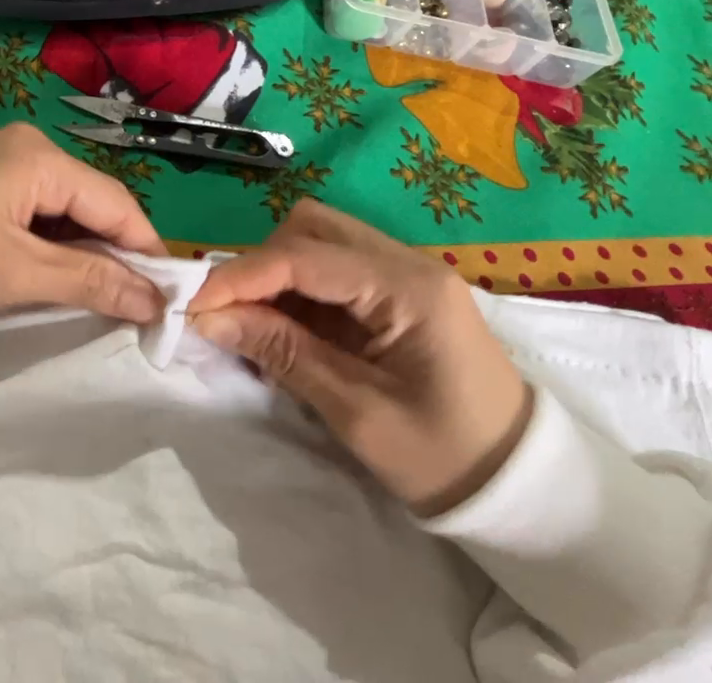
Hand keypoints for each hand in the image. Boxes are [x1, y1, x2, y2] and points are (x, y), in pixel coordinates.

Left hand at [0, 124, 166, 328]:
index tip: (167, 301)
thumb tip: (154, 299)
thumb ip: (90, 281)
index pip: (115, 204)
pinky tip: (54, 276)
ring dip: (80, 251)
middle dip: (112, 253)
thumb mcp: (17, 276)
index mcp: (39, 157)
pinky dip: (48, 243)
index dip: (145, 252)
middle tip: (131, 307)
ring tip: (95, 299)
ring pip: (62, 208)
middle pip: (90, 202)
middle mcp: (24, 147)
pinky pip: (32, 210)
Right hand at [187, 200, 530, 516]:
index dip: (239, 276)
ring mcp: (404, 274)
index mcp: (408, 289)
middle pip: (309, 227)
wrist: (518, 484)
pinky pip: (331, 270)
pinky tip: (281, 330)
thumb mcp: (355, 412)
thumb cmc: (443, 457)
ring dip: (274, 275)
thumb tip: (207, 318)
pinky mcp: (397, 293)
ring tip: (251, 326)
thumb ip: (281, 353)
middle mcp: (406, 263)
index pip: (303, 256)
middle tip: (228, 316)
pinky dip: (294, 291)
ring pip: (316, 241)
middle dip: (258, 265)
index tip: (192, 307)